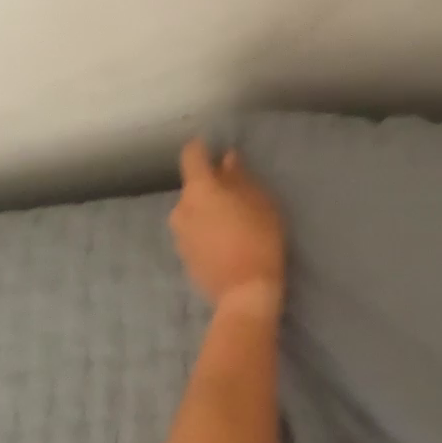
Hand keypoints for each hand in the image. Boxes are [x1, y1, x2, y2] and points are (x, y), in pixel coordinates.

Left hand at [171, 141, 285, 311]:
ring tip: (231, 226)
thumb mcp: (261, 203)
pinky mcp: (184, 258)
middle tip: (236, 198)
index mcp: (199, 189)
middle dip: (210, 188)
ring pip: (192, 213)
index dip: (203, 149)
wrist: (245, 293)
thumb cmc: (259, 241)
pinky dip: (205, 234)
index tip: (216, 152)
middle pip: (193, 188)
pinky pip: (194, 236)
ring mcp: (179, 236)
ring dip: (207, 213)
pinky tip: (225, 246)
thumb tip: (228, 160)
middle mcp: (181, 209)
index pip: (191, 155)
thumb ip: (241, 178)